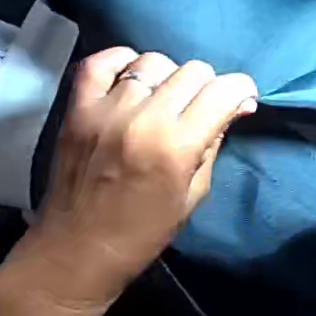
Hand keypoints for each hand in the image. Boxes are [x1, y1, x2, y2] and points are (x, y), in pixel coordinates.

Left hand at [20, 47, 258, 312]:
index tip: (240, 98)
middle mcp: (143, 120)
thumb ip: (214, 142)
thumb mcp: (193, 194)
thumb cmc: (142, 233)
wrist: (75, 254)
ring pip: (153, 62)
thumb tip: (238, 105)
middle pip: (192, 71)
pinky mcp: (76, 109)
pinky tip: (131, 78)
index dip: (240, 90)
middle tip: (201, 106)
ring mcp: (106, 111)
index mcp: (176, 148)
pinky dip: (121, 61)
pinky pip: (100, 62)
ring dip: (168, 77)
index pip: (222, 91)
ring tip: (163, 97)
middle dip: (207, 86)